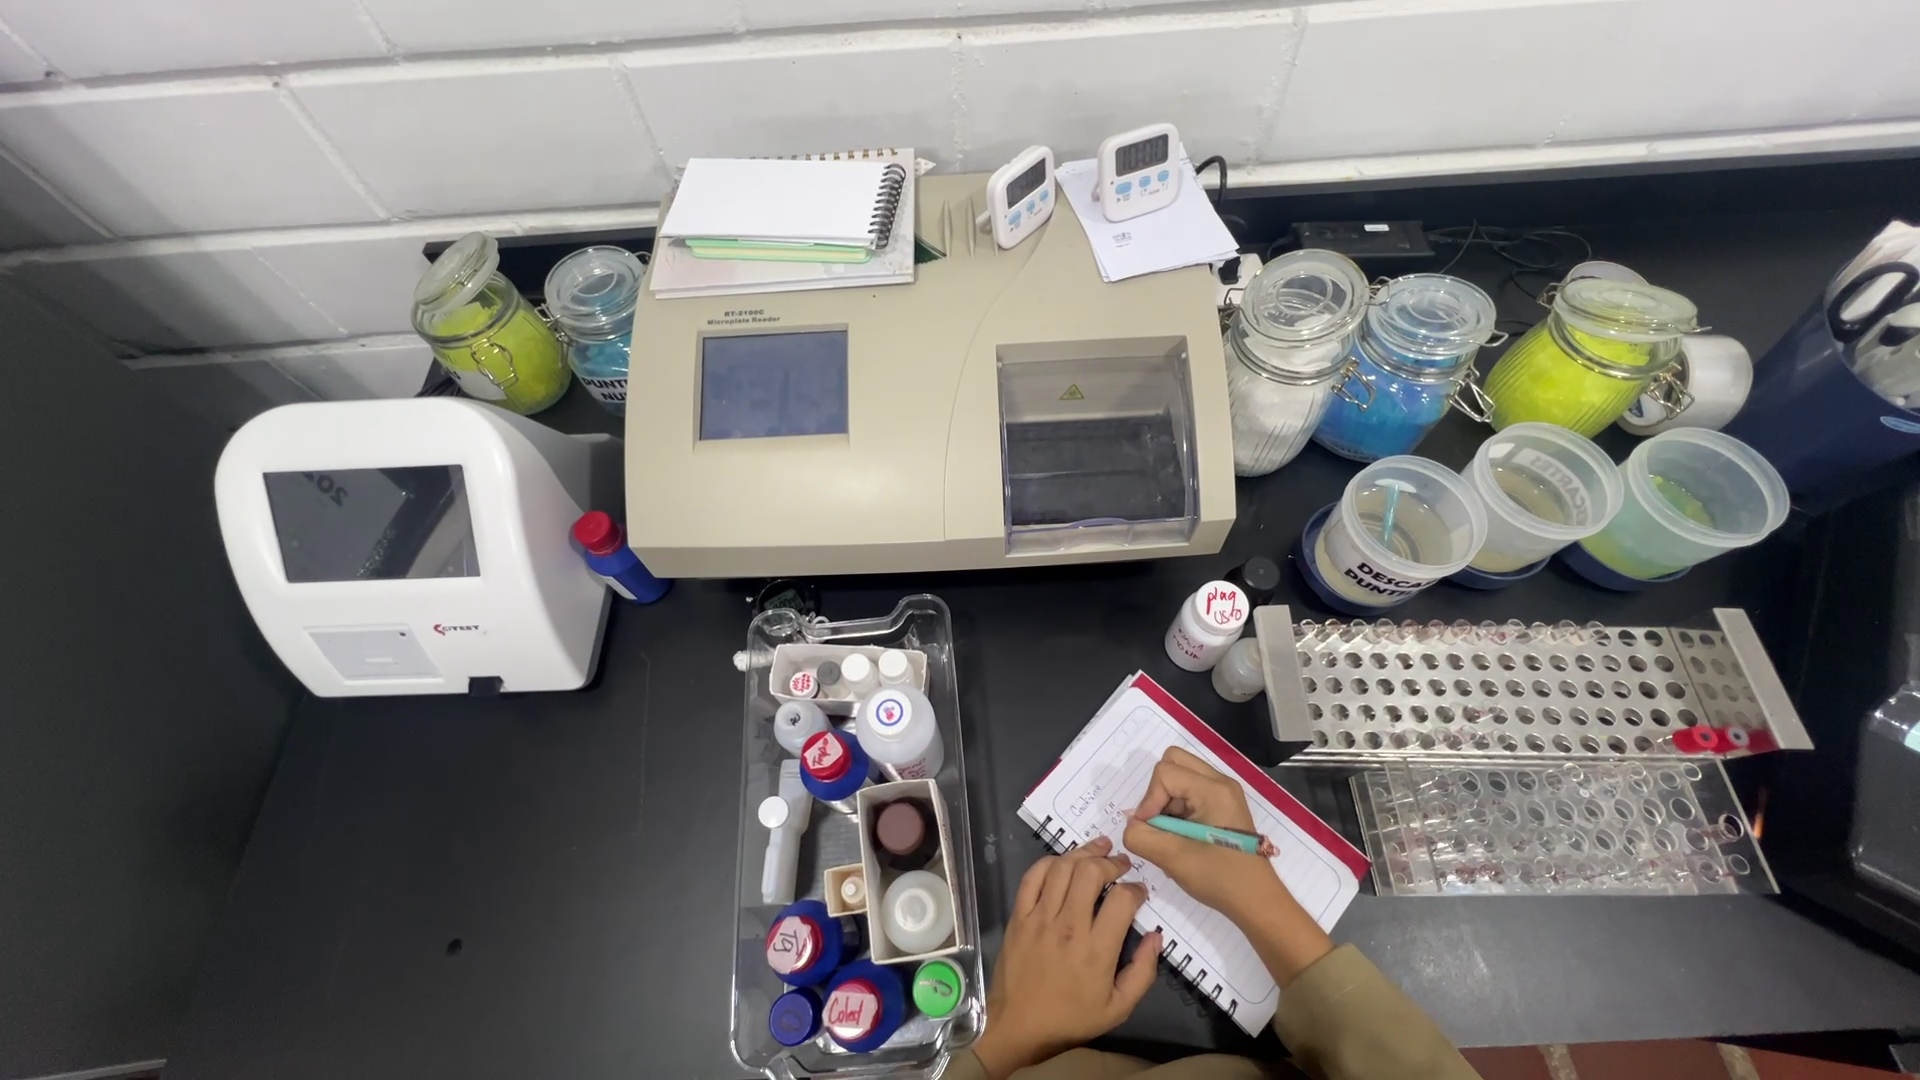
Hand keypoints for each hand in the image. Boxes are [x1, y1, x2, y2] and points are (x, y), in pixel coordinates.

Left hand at [974, 837, 1160, 1079]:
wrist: (1018, 1026)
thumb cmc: (1071, 1018)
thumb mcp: (1118, 1007)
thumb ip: (1142, 972)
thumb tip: (1156, 937)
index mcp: (1096, 950)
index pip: (1121, 901)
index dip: (1135, 889)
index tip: (1139, 891)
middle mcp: (1068, 926)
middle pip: (1090, 873)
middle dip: (1111, 862)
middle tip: (1121, 863)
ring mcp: (1040, 917)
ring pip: (1063, 868)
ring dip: (1083, 853)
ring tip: (1099, 849)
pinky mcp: (1019, 914)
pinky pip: (1033, 876)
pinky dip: (1050, 862)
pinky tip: (1064, 861)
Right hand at [1121, 746, 1290, 922]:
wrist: (1257, 902)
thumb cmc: (1219, 879)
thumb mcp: (1172, 859)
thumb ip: (1140, 836)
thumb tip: (1132, 823)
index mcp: (1213, 790)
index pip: (1165, 774)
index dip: (1149, 800)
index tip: (1150, 828)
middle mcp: (1220, 783)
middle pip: (1174, 761)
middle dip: (1158, 790)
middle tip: (1159, 821)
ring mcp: (1224, 792)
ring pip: (1180, 774)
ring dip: (1167, 800)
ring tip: (1172, 833)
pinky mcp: (1223, 804)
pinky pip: (1190, 789)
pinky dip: (1178, 807)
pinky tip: (1182, 835)